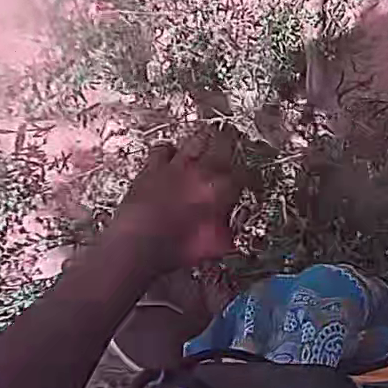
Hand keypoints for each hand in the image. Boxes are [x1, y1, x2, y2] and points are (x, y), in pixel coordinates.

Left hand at [105, 127, 242, 271]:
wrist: (138, 245)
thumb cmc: (175, 249)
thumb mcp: (215, 245)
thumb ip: (227, 229)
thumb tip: (230, 227)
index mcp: (219, 190)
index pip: (243, 175)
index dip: (250, 178)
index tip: (249, 181)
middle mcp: (200, 172)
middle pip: (223, 144)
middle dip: (231, 144)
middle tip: (232, 143)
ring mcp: (175, 167)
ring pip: (196, 139)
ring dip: (204, 139)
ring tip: (207, 138)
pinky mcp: (152, 168)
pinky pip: (163, 148)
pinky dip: (169, 150)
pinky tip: (170, 153)